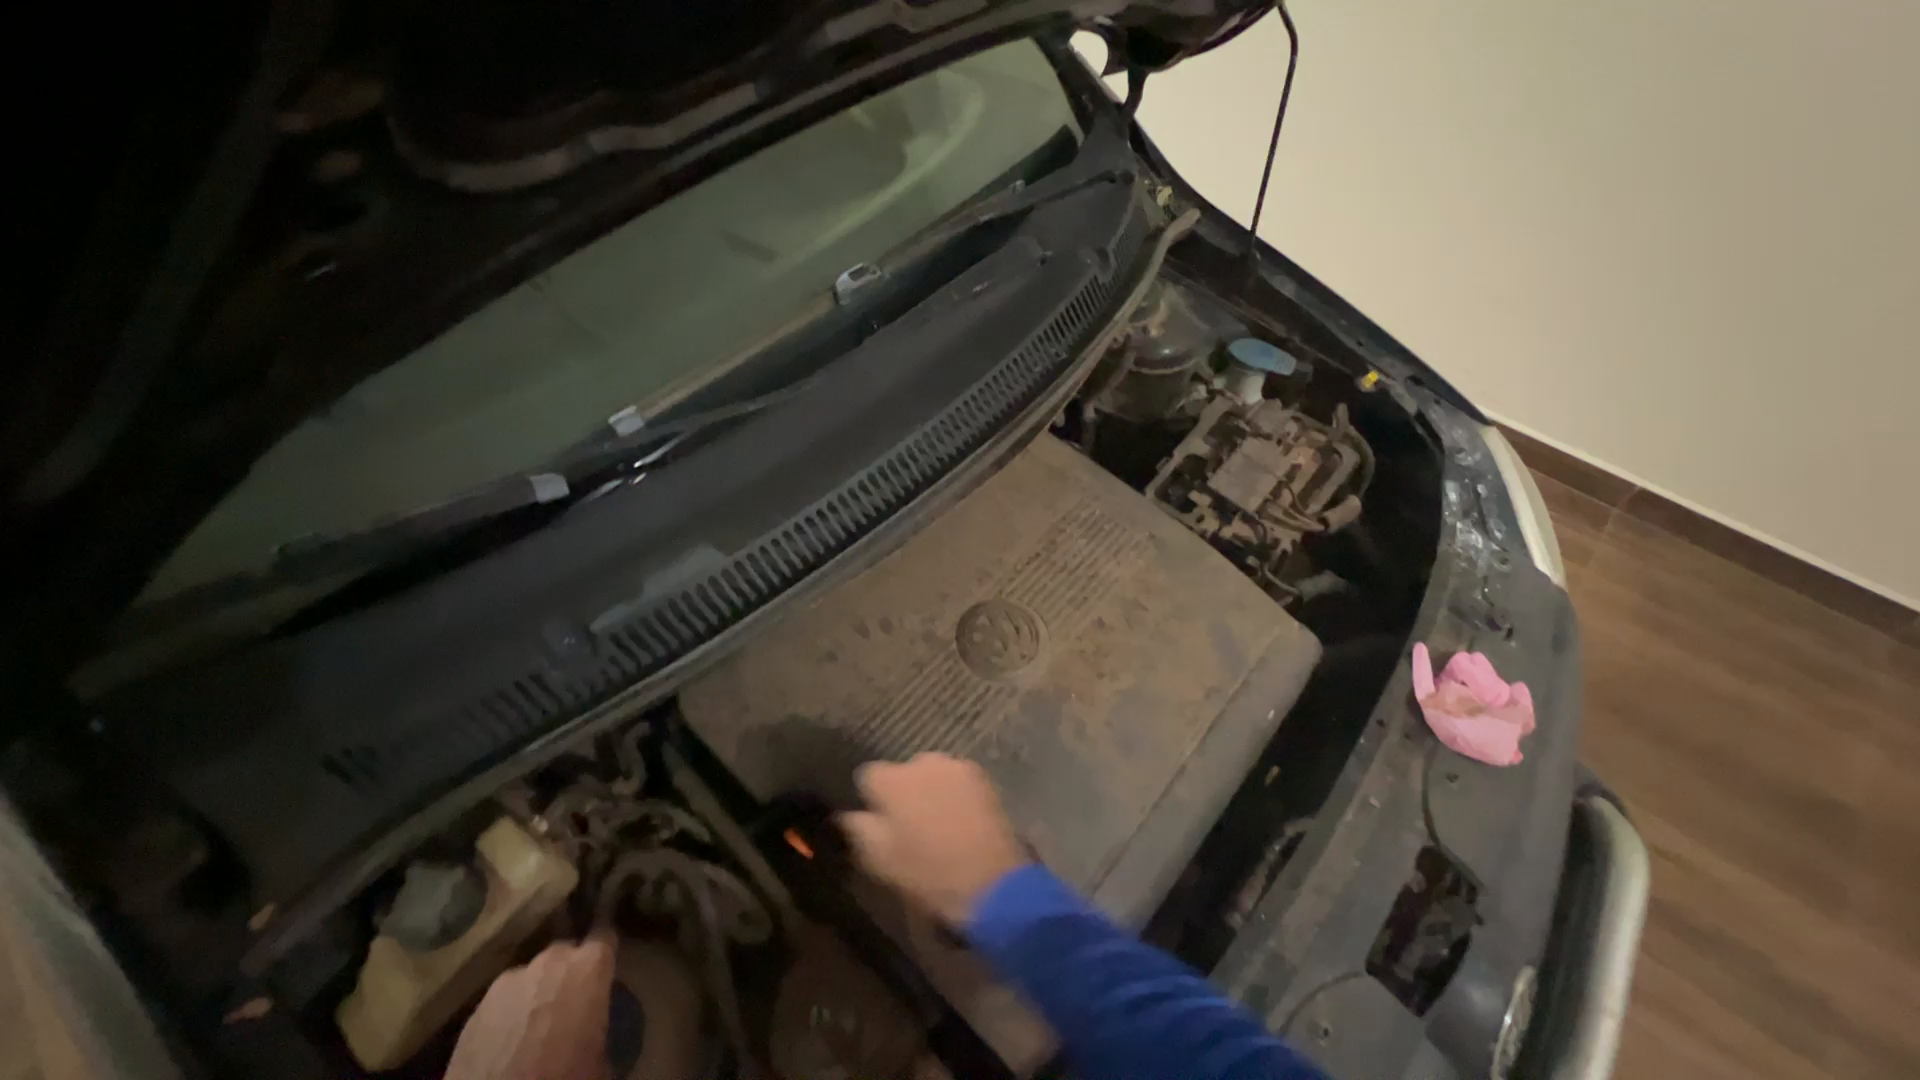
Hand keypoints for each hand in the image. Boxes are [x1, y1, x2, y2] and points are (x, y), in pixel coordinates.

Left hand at [444, 932, 615, 1079]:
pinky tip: (507, 1040)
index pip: (605, 936)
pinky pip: (503, 999)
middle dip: (569, 971)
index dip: (605, 952)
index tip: (606, 966)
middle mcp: (550, 961)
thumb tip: (592, 1025)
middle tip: (571, 1002)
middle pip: (564, 952)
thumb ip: (599, 1021)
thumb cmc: (565, 1075)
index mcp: (589, 967)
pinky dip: (508, 1012)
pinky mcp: (477, 1006)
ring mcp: (509, 980)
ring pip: (531, 975)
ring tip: (535, 1023)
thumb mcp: (600, 1055)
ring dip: (537, 990)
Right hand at [839, 752, 1028, 923]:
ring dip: (929, 790)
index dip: (871, 799)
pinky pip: (955, 779)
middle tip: (909, 824)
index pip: (867, 776)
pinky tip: (959, 819)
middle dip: (902, 791)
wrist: (990, 882)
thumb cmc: (927, 873)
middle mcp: (921, 762)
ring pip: (930, 774)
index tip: (878, 822)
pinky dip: (953, 793)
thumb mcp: (879, 860)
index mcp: (890, 780)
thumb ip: (857, 829)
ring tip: (937, 822)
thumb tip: (847, 814)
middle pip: (901, 772)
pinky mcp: (981, 775)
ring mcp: (954, 766)